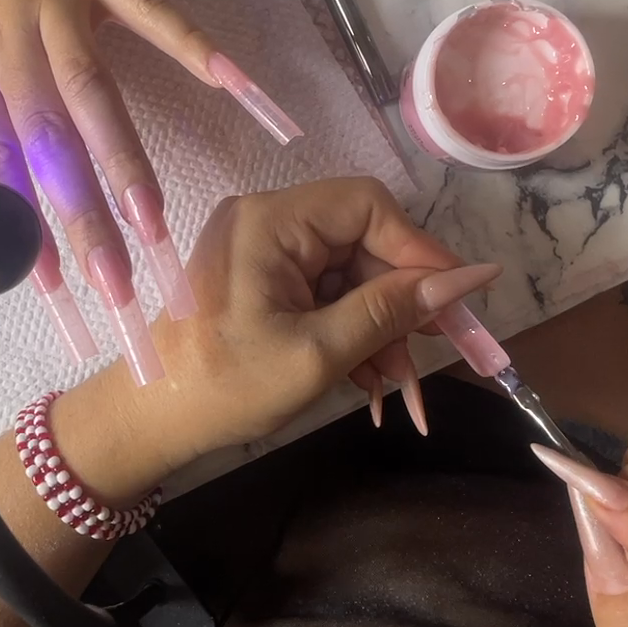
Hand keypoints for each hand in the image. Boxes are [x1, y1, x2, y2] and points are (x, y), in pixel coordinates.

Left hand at [72, 178, 499, 490]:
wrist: (152, 421)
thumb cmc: (225, 387)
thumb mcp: (318, 352)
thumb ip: (394, 309)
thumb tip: (476, 275)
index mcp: (269, 221)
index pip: (366, 205)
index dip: (418, 248)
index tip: (456, 301)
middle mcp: (267, 221)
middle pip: (362, 242)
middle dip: (399, 301)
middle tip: (430, 355)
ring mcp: (264, 251)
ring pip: (350, 273)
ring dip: (379, 326)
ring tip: (396, 386)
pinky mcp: (264, 279)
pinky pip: (326, 292)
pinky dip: (351, 331)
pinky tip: (368, 378)